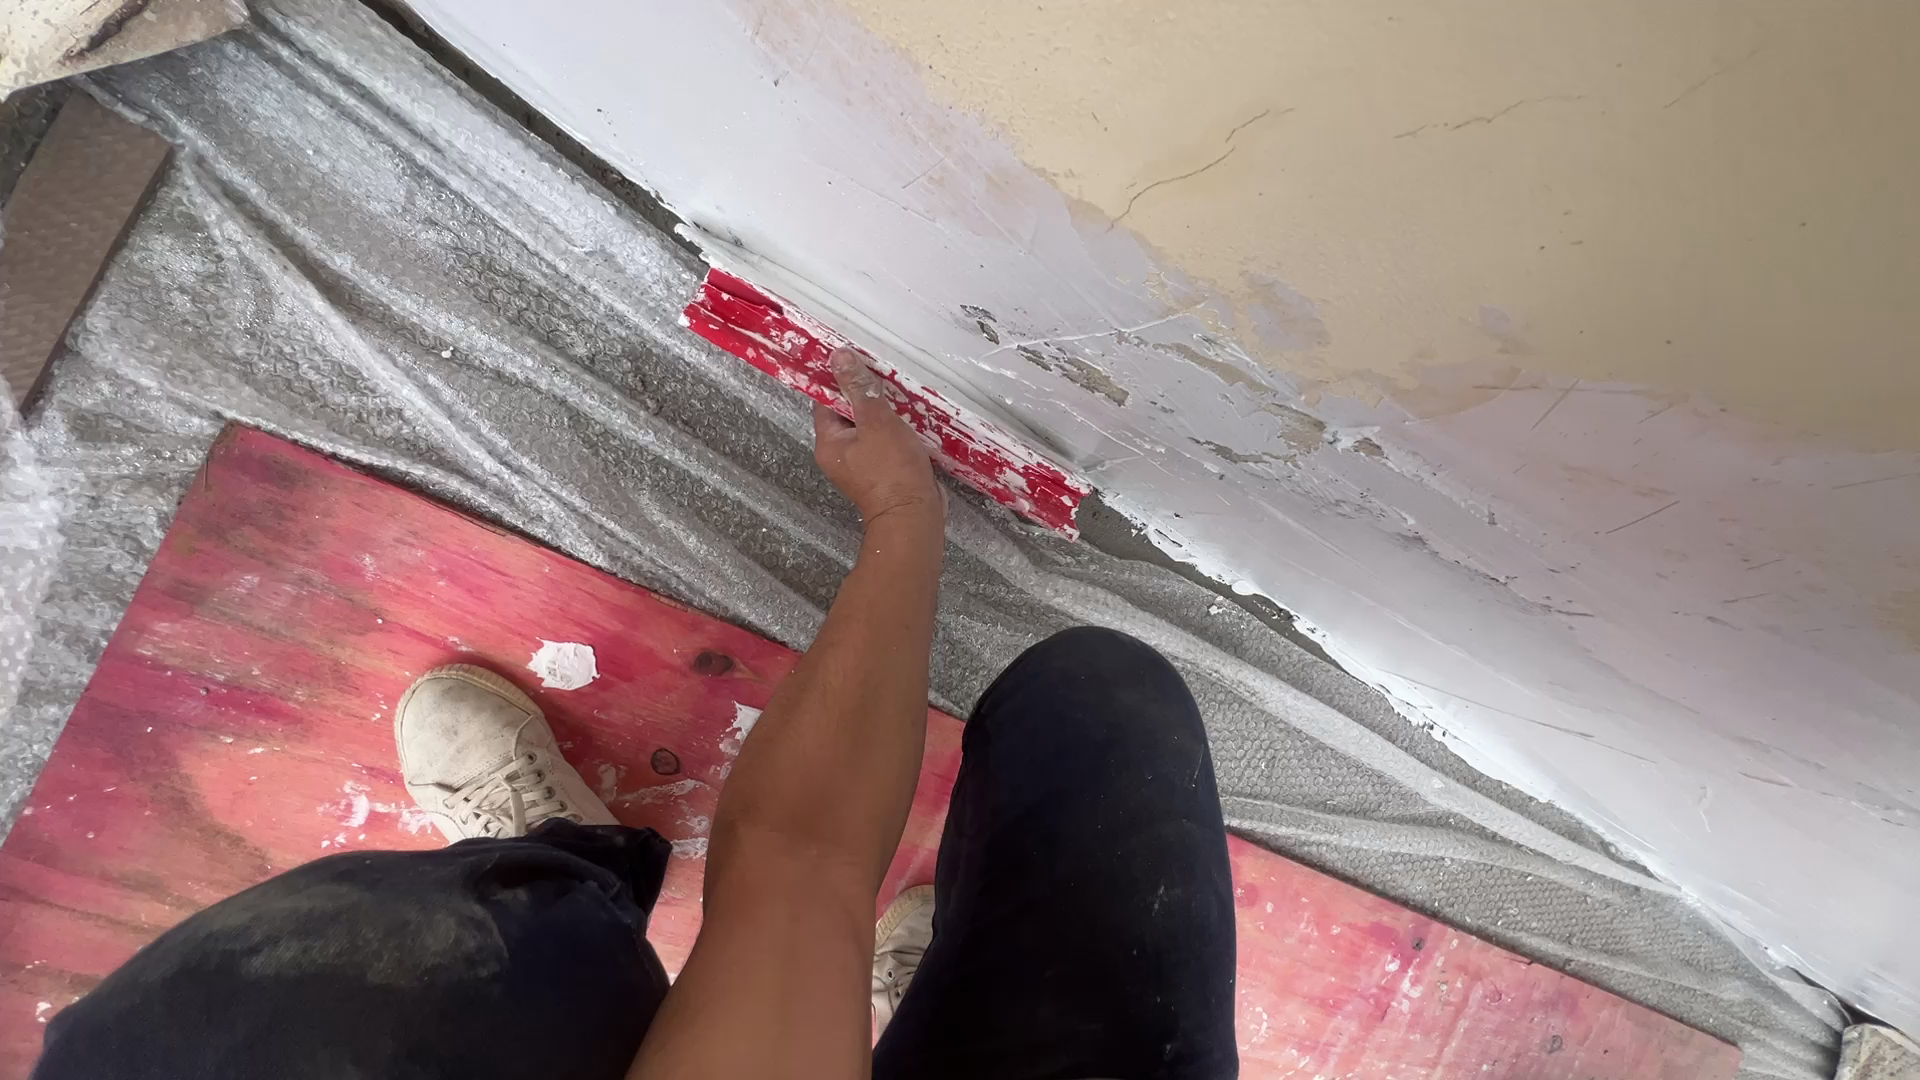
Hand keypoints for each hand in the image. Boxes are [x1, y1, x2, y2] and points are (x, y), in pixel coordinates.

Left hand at [813, 348, 944, 527]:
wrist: (915, 516)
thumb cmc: (892, 470)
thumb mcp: (876, 422)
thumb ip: (859, 388)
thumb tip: (839, 356)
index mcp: (829, 443)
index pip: (827, 401)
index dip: (841, 380)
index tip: (859, 360)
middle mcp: (842, 454)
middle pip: (851, 413)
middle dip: (869, 395)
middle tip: (887, 374)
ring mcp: (865, 465)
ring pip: (873, 427)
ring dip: (888, 412)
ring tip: (904, 392)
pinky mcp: (887, 472)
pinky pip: (889, 443)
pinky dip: (900, 430)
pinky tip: (915, 417)